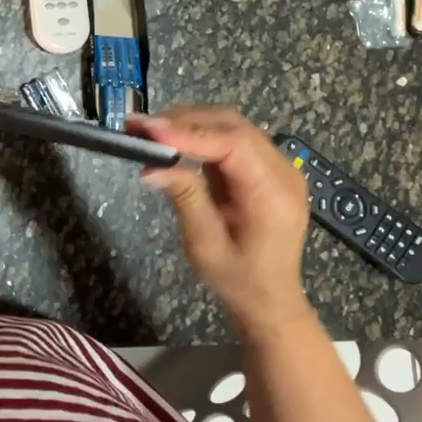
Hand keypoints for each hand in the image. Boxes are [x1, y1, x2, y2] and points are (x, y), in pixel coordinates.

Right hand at [132, 107, 315, 341]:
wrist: (270, 300)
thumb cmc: (239, 279)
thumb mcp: (206, 244)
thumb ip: (186, 198)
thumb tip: (152, 166)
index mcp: (274, 194)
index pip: (235, 145)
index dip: (190, 132)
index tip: (149, 130)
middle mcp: (282, 172)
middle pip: (232, 126)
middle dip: (183, 121)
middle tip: (139, 127)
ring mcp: (275, 167)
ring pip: (229, 126)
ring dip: (187, 124)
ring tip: (147, 131)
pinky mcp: (261, 167)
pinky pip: (229, 138)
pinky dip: (196, 134)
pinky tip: (169, 141)